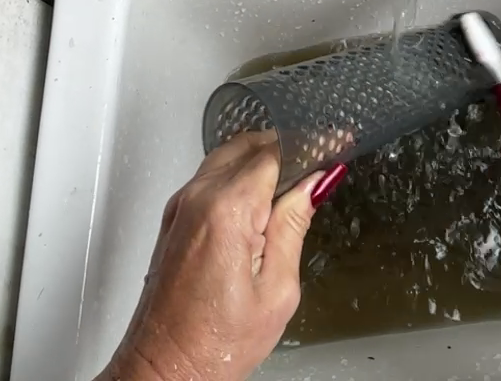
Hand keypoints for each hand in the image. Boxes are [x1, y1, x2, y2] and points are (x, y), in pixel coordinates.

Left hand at [97, 132, 336, 380]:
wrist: (163, 370)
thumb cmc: (215, 344)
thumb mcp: (276, 290)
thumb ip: (294, 225)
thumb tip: (314, 183)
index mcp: (228, 210)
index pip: (276, 153)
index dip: (310, 144)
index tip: (336, 143)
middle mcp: (199, 197)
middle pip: (251, 145)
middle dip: (288, 147)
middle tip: (320, 159)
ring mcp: (182, 204)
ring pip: (229, 155)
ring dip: (262, 157)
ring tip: (296, 178)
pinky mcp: (175, 215)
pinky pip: (212, 174)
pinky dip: (240, 171)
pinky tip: (262, 195)